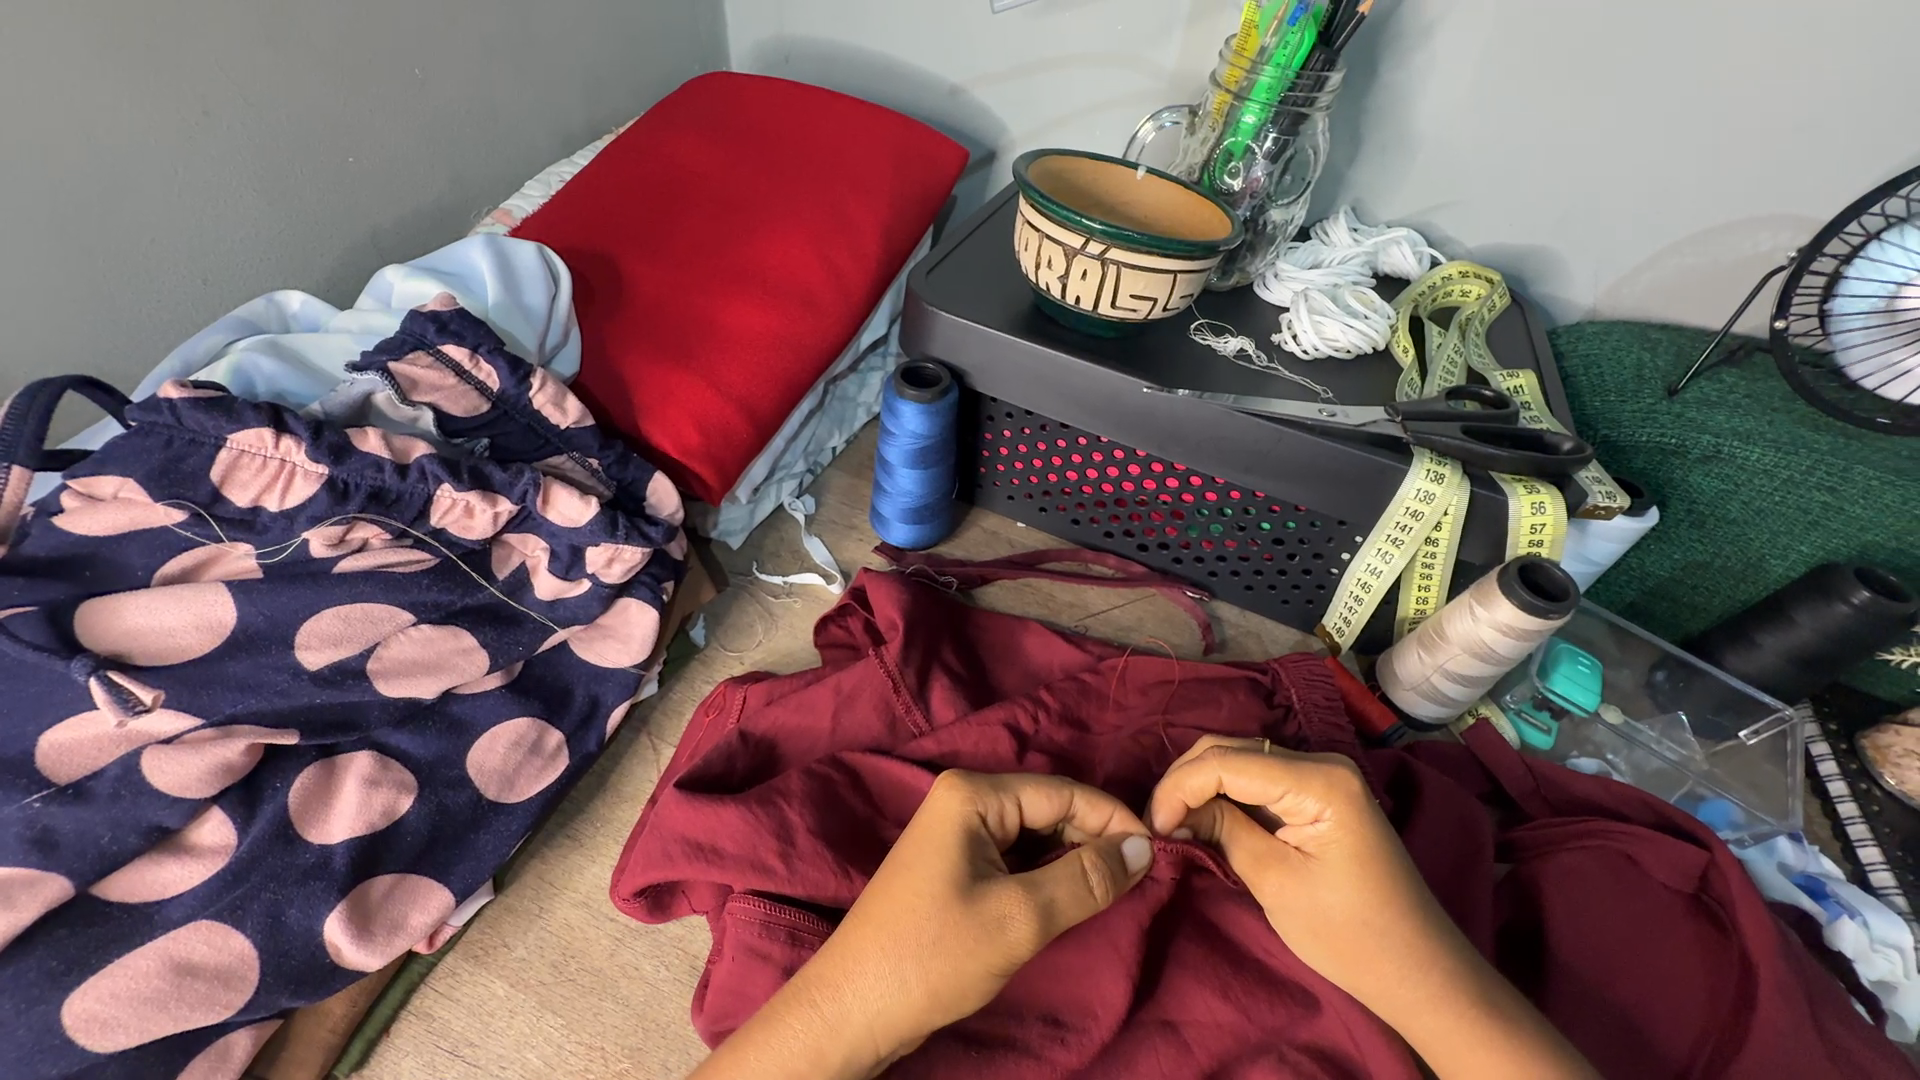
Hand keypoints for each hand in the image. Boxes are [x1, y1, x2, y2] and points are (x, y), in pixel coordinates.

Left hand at [693, 770, 1154, 1079]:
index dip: (1114, 821)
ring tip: (1112, 892)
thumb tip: (1143, 847)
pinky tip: (1070, 899)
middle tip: (1139, 881)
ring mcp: (957, 831)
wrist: (854, 1008)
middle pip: (1049, 808)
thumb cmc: (933, 956)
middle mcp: (964, 799)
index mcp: (973, 794)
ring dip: (1073, 860)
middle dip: (1094, 840)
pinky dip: (1047, 875)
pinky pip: (1015, 856)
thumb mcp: (1020, 917)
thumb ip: (1086, 878)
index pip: (1063, 792)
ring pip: (1035, 834)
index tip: (1158, 857)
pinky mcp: (955, 863)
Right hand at [1148, 735, 1456, 1011]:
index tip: (1153, 828)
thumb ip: (1222, 831)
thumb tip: (1173, 813)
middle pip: (1229, 749)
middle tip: (1157, 824)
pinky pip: (1255, 778)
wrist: (1419, 972)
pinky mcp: (1316, 792)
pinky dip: (1222, 794)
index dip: (1179, 788)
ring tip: (1172, 823)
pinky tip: (1201, 818)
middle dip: (1184, 782)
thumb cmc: (1350, 936)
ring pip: (1237, 758)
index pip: (1226, 761)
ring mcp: (1321, 774)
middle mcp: (1320, 761)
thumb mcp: (1274, 882)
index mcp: (1319, 779)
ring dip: (1199, 786)